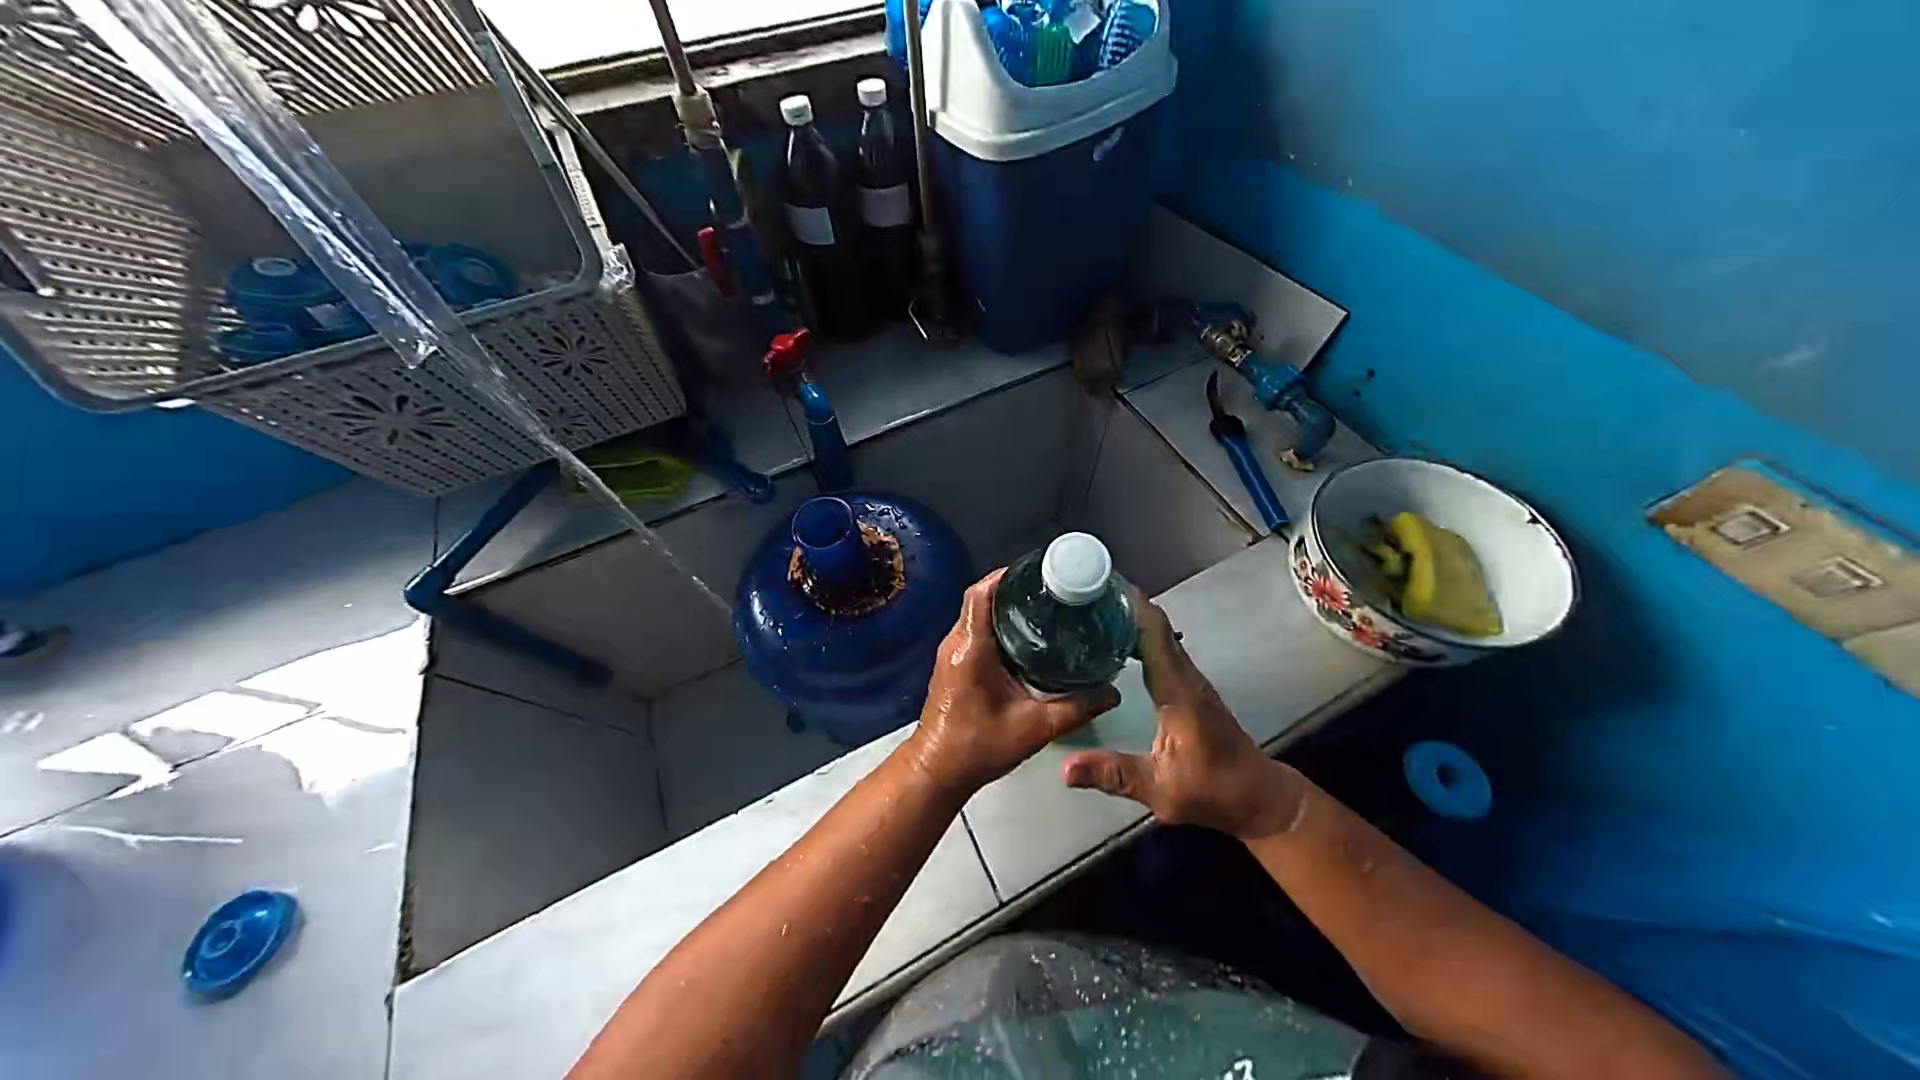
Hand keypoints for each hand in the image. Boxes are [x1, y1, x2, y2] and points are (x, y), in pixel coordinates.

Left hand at [903, 569, 1120, 795]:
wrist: (937, 770)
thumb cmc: (975, 748)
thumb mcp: (1034, 728)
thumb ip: (1075, 709)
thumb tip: (1110, 693)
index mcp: (971, 649)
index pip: (982, 593)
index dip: (1007, 576)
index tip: (1036, 572)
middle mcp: (956, 644)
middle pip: (981, 599)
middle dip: (1014, 589)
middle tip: (1050, 590)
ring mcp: (952, 654)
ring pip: (978, 614)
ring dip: (1006, 608)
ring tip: (1044, 608)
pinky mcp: (954, 665)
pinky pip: (976, 631)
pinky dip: (998, 626)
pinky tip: (1027, 638)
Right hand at [1061, 593, 1305, 839]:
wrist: (1259, 798)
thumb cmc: (1215, 791)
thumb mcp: (1160, 790)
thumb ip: (1113, 774)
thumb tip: (1065, 767)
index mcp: (1179, 691)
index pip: (1156, 633)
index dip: (1131, 605)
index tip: (1102, 585)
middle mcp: (1186, 678)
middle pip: (1156, 627)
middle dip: (1123, 605)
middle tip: (1084, 593)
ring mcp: (1191, 682)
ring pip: (1160, 636)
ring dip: (1131, 619)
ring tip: (1093, 610)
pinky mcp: (1190, 690)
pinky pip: (1163, 650)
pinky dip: (1139, 637)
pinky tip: (1117, 643)